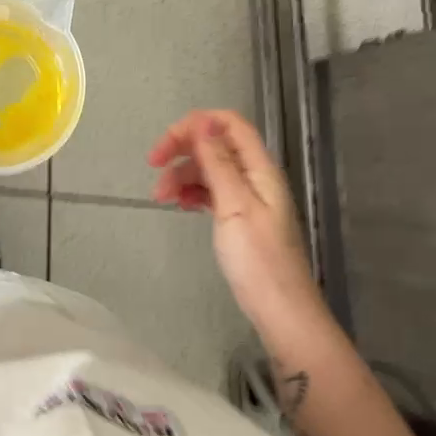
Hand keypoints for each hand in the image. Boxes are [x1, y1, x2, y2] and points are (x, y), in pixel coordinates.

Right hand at [148, 110, 321, 320]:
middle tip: (153, 166)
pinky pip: (212, 191)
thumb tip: (204, 121)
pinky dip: (192, 192)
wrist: (282, 314)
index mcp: (260, 169)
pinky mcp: (240, 219)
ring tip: (161, 197)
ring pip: (209, 168)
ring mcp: (249, 199)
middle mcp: (255, 177)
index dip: (196, 124)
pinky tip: (180, 206)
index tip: (166, 144)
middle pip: (215, 144)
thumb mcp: (234, 206)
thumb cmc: (258, 260)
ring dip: (182, 174)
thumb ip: (219, 162)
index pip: (229, 124)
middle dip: (182, 149)